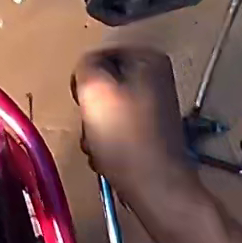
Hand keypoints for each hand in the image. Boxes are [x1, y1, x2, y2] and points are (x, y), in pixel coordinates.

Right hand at [71, 47, 196, 201]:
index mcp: (148, 58)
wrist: (155, 186)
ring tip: (98, 145)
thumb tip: (87, 69)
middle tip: (92, 126)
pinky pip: (117, 127)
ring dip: (94, 128)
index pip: (98, 56)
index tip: (86, 103)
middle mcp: (156, 77)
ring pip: (106, 108)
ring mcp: (154, 105)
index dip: (85, 79)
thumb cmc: (125, 137)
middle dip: (91, 107)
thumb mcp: (95, 89)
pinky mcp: (150, 130)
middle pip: (103, 83)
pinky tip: (107, 156)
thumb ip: (86, 65)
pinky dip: (107, 141)